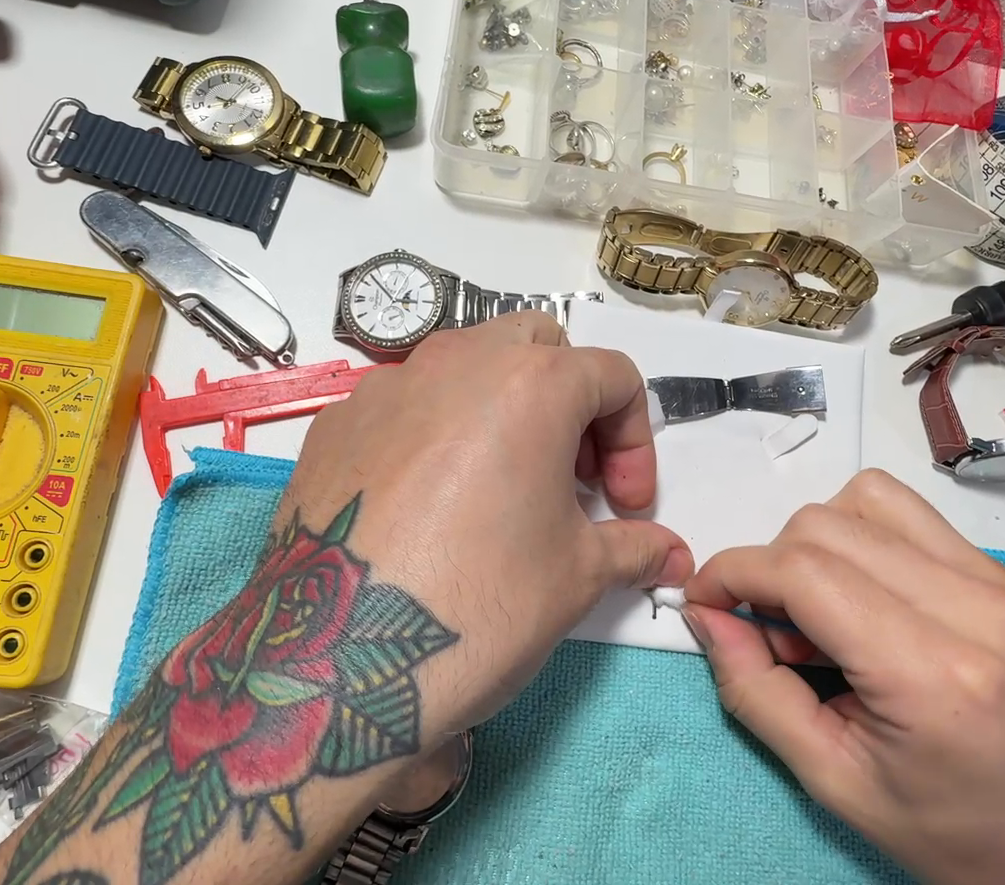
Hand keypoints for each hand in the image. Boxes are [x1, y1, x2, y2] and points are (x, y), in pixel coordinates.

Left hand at [289, 313, 692, 736]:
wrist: (332, 660)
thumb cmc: (480, 603)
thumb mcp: (577, 575)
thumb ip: (634, 547)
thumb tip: (672, 554)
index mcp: (531, 381)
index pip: (613, 376)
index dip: (635, 441)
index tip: (624, 504)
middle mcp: (457, 361)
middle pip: (537, 345)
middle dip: (570, 400)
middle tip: (568, 475)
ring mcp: (386, 385)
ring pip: (466, 365)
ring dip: (501, 408)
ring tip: (498, 488)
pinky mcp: (337, 421)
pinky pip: (406, 402)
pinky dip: (436, 431)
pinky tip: (428, 503)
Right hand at [683, 470, 1004, 884]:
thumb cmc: (948, 829)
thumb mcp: (830, 780)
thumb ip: (752, 689)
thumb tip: (704, 613)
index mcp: (932, 676)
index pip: (804, 573)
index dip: (733, 573)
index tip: (704, 602)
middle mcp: (972, 608)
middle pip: (823, 526)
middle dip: (768, 566)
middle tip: (773, 632)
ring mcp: (994, 579)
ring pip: (859, 500)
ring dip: (812, 543)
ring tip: (820, 610)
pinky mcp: (997, 570)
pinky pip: (899, 508)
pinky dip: (854, 532)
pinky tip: (858, 589)